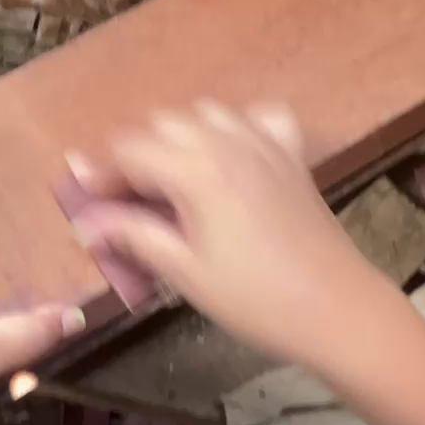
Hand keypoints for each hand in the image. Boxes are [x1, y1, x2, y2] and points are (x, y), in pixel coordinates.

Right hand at [66, 100, 404, 370]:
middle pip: (161, 124)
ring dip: (178, 136)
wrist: (340, 311)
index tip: (85, 199)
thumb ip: (132, 236)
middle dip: (136, 154)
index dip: (101, 174)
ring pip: (203, 113)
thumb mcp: (184, 271)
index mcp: (195, 171)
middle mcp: (226, 143)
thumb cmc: (256, 298)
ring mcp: (263, 143)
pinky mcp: (290, 155)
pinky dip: (235, 127)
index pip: (129, 152)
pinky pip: (256, 118)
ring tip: (172, 178)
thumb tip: (84, 224)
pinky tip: (229, 155)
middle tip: (128, 200)